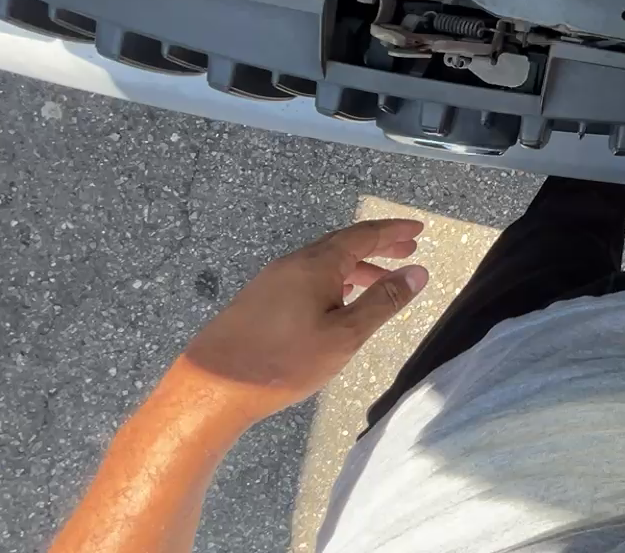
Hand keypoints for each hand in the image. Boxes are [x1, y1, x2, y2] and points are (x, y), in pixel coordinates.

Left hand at [180, 219, 428, 424]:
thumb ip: (384, 300)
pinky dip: (333, 278)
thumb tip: (418, 271)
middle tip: (407, 250)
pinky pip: (306, 276)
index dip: (394, 231)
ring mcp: (270, 282)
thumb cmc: (284, 362)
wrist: (205, 394)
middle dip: (378, 245)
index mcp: (317, 264)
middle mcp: (293, 264)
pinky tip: (336, 300)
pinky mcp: (255, 303)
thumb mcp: (345, 335)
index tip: (419, 230)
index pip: (365, 235)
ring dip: (356, 265)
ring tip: (378, 279)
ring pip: (323, 262)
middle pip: (344, 243)